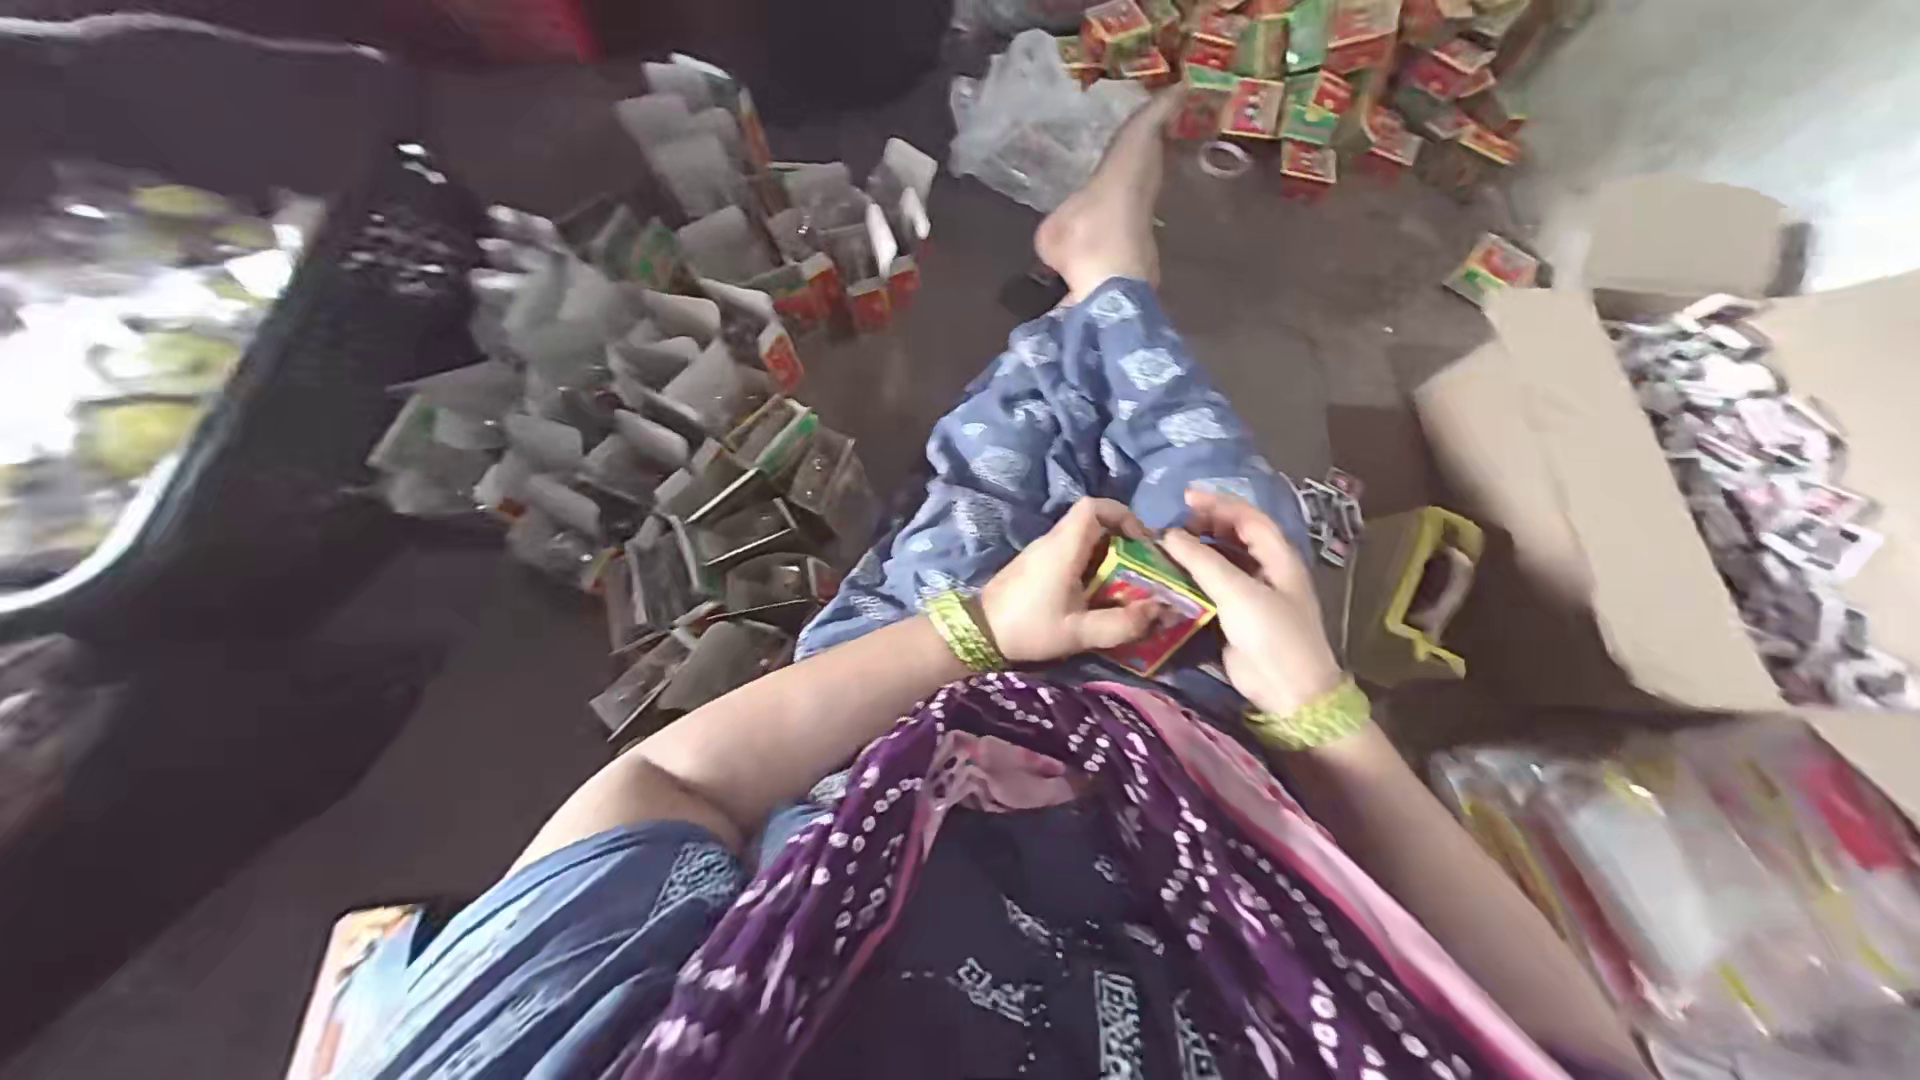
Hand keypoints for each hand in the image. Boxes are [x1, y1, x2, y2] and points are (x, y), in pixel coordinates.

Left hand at [979, 498, 1165, 664]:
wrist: (980, 633)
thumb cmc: (1030, 628)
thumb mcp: (1080, 632)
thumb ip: (1123, 623)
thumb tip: (1163, 611)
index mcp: (1063, 547)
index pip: (1094, 506)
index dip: (1122, 515)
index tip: (1141, 542)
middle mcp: (1051, 541)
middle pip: (1091, 520)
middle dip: (1121, 539)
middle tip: (1140, 567)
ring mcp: (1040, 551)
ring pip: (1080, 537)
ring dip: (1105, 553)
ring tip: (1124, 583)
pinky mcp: (1034, 565)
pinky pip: (1068, 551)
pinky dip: (1088, 563)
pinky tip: (1096, 593)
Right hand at [1160, 489, 1343, 715]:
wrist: (1288, 690)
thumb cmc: (1271, 634)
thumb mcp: (1237, 592)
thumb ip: (1202, 561)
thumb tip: (1168, 535)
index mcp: (1279, 557)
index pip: (1248, 518)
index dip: (1218, 504)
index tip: (1185, 498)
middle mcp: (1268, 570)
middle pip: (1237, 535)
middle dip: (1207, 524)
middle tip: (1174, 524)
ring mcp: (1254, 593)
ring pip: (1224, 559)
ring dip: (1199, 549)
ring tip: (1170, 544)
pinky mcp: (1238, 615)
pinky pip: (1215, 585)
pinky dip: (1195, 574)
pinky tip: (1175, 574)